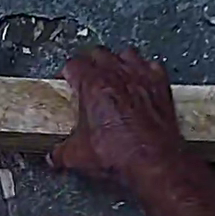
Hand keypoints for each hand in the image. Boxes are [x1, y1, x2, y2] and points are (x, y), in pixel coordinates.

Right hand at [51, 46, 187, 184]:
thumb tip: (54, 156)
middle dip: (90, 64)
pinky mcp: (160, 85)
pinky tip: (140, 83)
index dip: (67, 73)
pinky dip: (144, 71)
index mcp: (92, 85)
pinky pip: (150, 65)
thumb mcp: (78, 156)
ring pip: (125, 54)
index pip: (73, 65)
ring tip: (114, 77)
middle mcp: (117, 74)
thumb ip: (61, 152)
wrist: (153, 161)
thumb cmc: (119, 154)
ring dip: (117, 63)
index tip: (67, 82)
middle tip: (87, 80)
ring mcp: (141, 76)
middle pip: (98, 54)